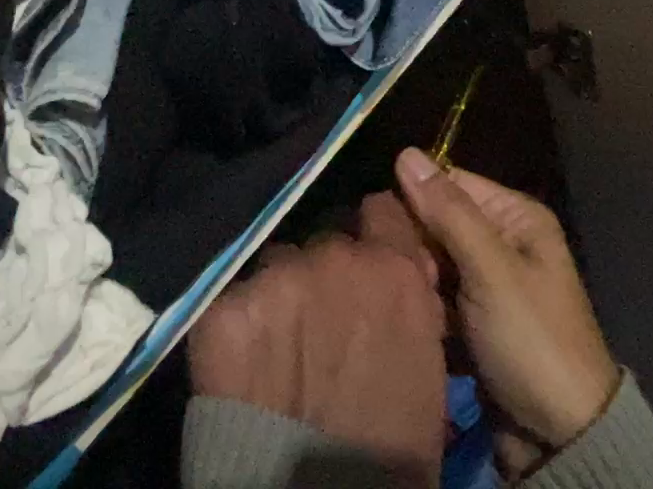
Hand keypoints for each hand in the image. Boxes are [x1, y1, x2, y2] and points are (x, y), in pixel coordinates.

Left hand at [188, 228, 447, 484]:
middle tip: (321, 318)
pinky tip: (244, 362)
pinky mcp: (226, 309)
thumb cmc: (391, 444)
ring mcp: (276, 278)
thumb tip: (400, 273)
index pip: (379, 209)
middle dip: (325, 271)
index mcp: (391, 268)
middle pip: (325, 241)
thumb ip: (410, 299)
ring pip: (277, 262)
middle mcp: (335, 256)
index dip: (374, 231)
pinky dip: (241, 324)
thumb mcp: (427, 362)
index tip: (367, 253)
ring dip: (283, 292)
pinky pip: (235, 297)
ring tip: (278, 343)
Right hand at [394, 148, 621, 449]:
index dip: (414, 197)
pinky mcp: (474, 323)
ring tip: (393, 298)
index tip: (376, 220)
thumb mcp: (491, 268)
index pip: (451, 184)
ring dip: (414, 280)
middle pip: (439, 224)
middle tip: (391, 272)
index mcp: (516, 218)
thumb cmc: (531, 337)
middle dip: (413, 245)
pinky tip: (403, 320)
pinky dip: (422, 309)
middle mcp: (503, 242)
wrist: (560, 434)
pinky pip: (437, 301)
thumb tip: (406, 152)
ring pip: (433, 264)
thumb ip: (448, 212)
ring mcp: (487, 285)